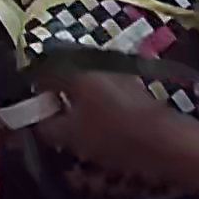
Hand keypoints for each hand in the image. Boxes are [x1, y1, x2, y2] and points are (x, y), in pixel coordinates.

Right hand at [36, 71, 198, 182]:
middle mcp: (86, 58)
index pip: (40, 70)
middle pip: (60, 69)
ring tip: (76, 120)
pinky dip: (92, 96)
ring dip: (73, 93)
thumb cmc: (112, 133)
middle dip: (54, 90)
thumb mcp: (72, 136)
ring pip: (80, 75)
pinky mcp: (125, 77)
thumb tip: (35, 122)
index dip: (34, 90)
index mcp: (69, 66)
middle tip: (55, 115)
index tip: (36, 111)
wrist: (164, 139)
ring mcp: (108, 65)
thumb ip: (47, 127)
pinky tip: (98, 119)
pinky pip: (98, 82)